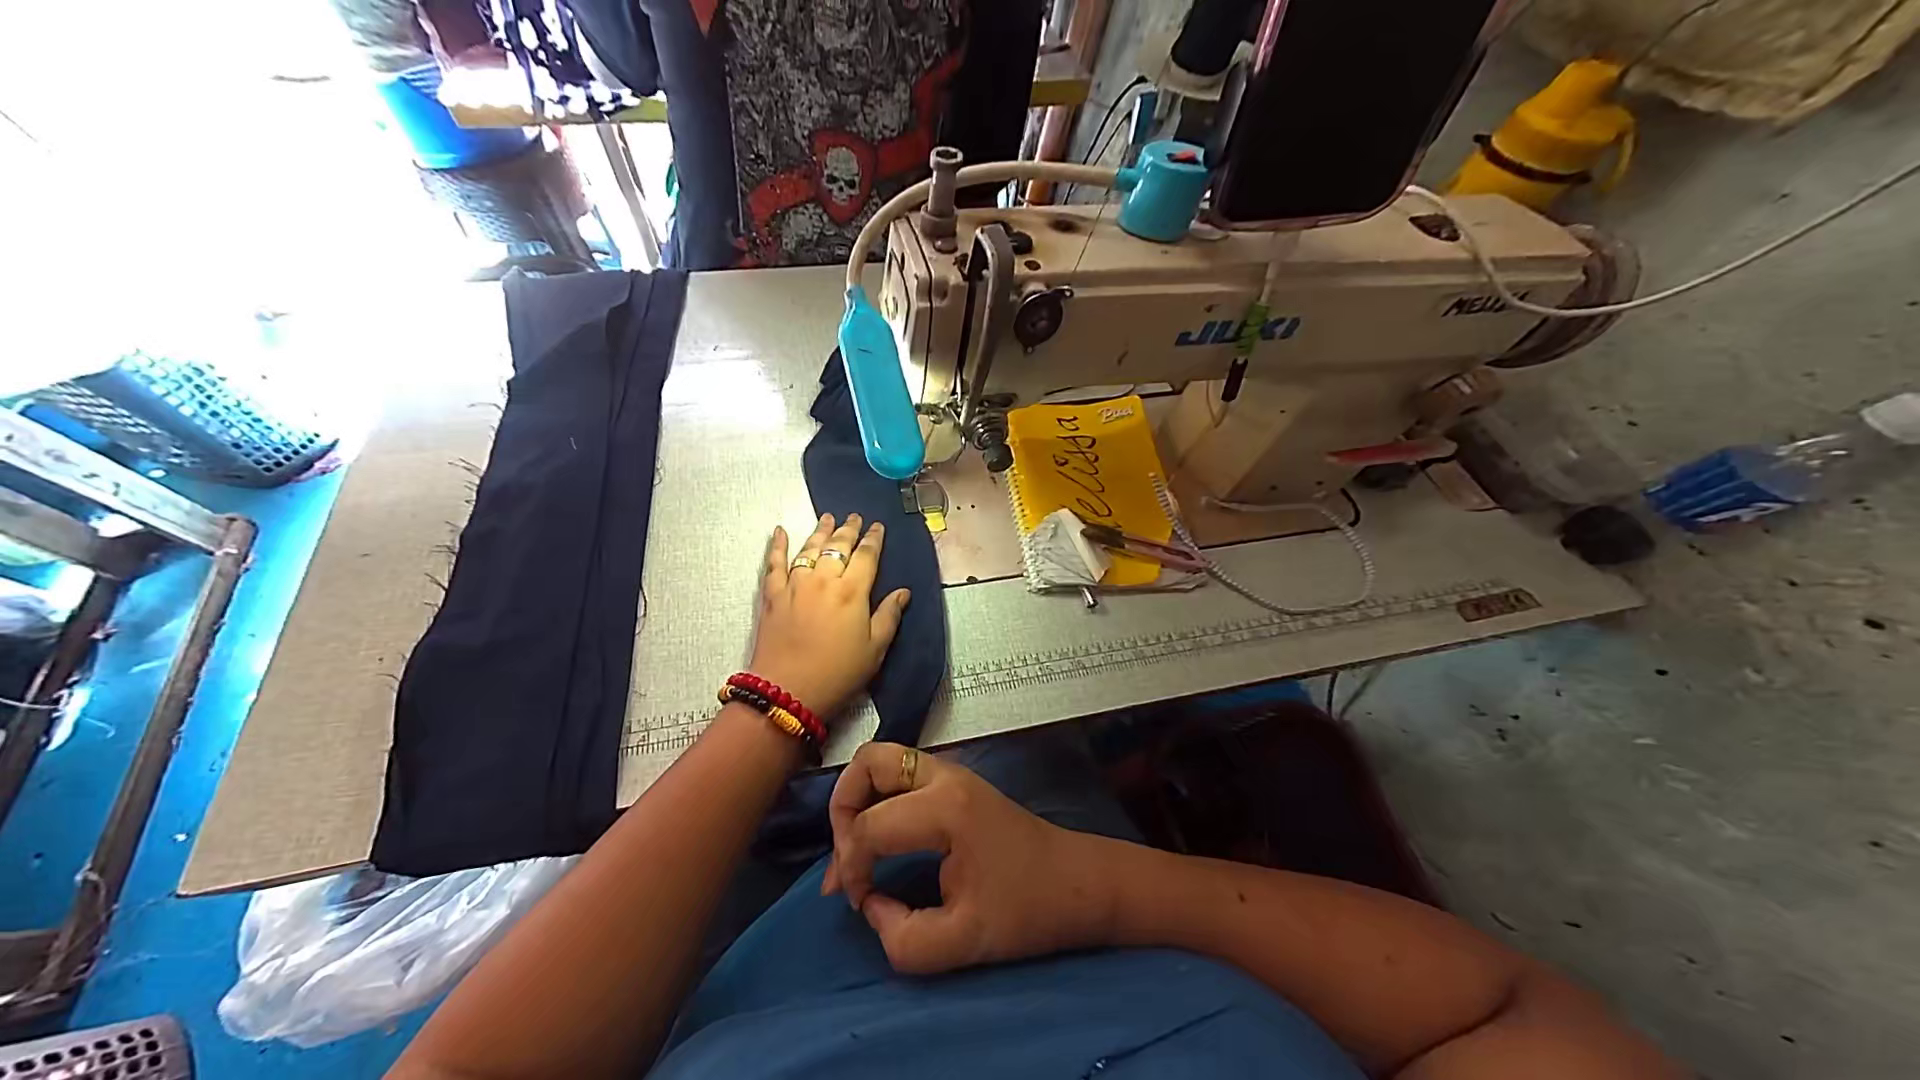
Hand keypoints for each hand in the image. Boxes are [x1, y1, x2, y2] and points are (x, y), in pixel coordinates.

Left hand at [749, 514, 910, 719]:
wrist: (788, 691)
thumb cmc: (837, 674)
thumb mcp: (875, 649)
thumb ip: (889, 616)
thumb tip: (902, 592)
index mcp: (852, 592)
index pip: (866, 555)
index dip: (873, 539)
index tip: (877, 527)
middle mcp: (823, 580)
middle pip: (838, 545)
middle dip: (848, 529)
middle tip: (854, 517)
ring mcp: (795, 586)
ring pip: (809, 548)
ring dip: (819, 531)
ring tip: (827, 518)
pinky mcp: (772, 596)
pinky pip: (774, 563)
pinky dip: (776, 545)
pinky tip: (779, 531)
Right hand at [821, 742, 1120, 973]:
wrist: (1079, 883)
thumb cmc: (1028, 910)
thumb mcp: (963, 942)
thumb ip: (901, 937)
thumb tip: (871, 905)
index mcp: (946, 809)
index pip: (869, 826)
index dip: (851, 867)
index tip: (861, 903)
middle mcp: (944, 776)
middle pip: (867, 762)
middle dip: (842, 808)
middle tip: (847, 858)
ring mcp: (951, 772)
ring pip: (881, 759)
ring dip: (858, 797)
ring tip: (855, 847)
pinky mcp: (956, 781)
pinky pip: (899, 772)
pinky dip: (877, 797)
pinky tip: (879, 837)